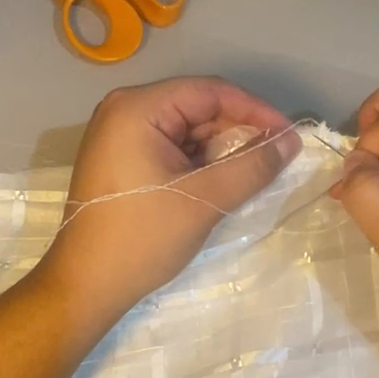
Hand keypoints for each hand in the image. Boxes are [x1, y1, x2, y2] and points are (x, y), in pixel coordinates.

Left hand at [36, 77, 300, 325]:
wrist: (87, 285)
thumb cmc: (142, 237)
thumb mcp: (204, 200)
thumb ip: (252, 167)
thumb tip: (291, 143)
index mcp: (137, 108)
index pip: (210, 92)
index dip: (255, 110)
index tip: (289, 136)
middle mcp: (125, 112)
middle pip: (198, 108)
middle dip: (239, 132)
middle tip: (276, 160)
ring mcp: (120, 137)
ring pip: (187, 131)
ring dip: (223, 150)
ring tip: (256, 175)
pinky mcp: (122, 162)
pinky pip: (172, 150)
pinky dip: (201, 164)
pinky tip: (224, 184)